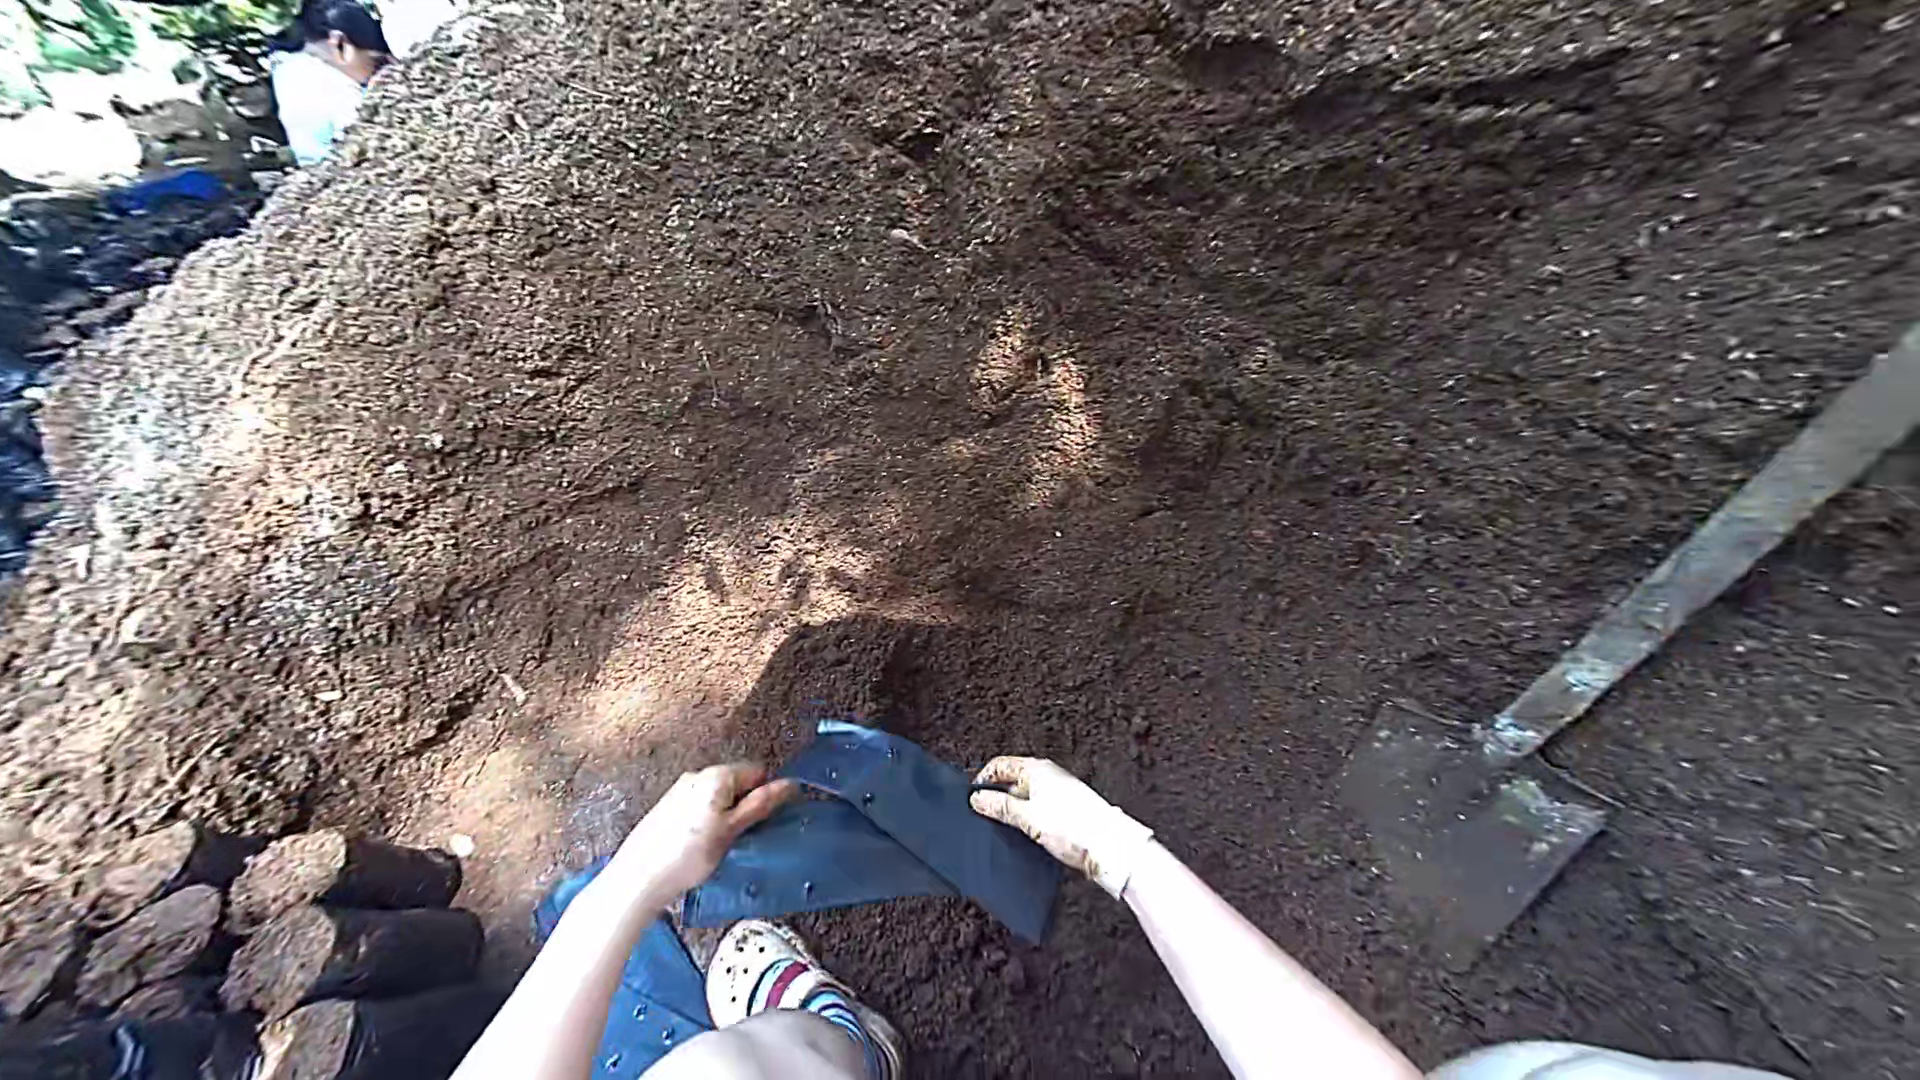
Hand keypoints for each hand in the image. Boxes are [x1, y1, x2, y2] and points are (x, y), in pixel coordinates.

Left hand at [607, 762, 797, 896]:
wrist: (634, 882)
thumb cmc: (686, 857)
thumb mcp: (731, 831)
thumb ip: (761, 804)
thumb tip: (790, 784)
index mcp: (717, 775)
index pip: (758, 772)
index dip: (765, 795)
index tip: (762, 820)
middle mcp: (697, 775)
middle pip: (737, 783)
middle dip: (743, 805)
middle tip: (740, 836)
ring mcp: (679, 790)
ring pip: (717, 796)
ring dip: (724, 815)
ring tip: (716, 845)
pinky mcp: (667, 807)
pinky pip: (698, 806)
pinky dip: (705, 821)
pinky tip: (696, 847)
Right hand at [968, 756, 1154, 898]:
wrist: (1109, 846)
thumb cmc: (1072, 827)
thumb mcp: (1027, 817)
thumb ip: (999, 806)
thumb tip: (977, 798)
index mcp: (1036, 768)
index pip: (999, 764)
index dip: (983, 779)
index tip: (973, 797)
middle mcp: (1047, 775)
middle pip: (1011, 778)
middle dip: (996, 795)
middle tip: (984, 814)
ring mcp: (1057, 790)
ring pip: (1024, 794)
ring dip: (1012, 808)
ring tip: (1004, 827)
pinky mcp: (1066, 807)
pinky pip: (1037, 806)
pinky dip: (1026, 816)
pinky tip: (1026, 832)